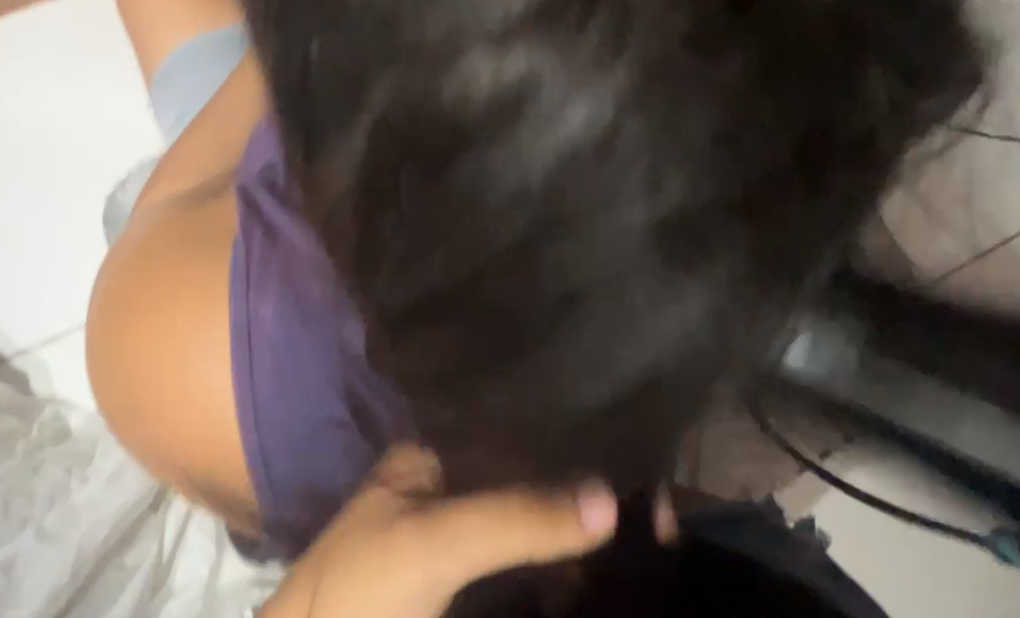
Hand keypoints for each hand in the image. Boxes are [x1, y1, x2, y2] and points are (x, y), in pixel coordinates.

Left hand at [258, 446, 624, 617]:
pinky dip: (566, 575)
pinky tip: (606, 573)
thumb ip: (515, 516)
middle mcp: (455, 488)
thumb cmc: (363, 588)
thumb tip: (610, 500)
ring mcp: (465, 544)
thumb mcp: (435, 541)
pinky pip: (531, 573)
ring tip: (651, 530)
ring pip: (537, 527)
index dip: (569, 435)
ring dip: (583, 537)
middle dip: (586, 490)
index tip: (633, 443)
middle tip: (655, 502)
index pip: (515, 426)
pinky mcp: (475, 594)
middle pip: (533, 480)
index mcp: (436, 454)